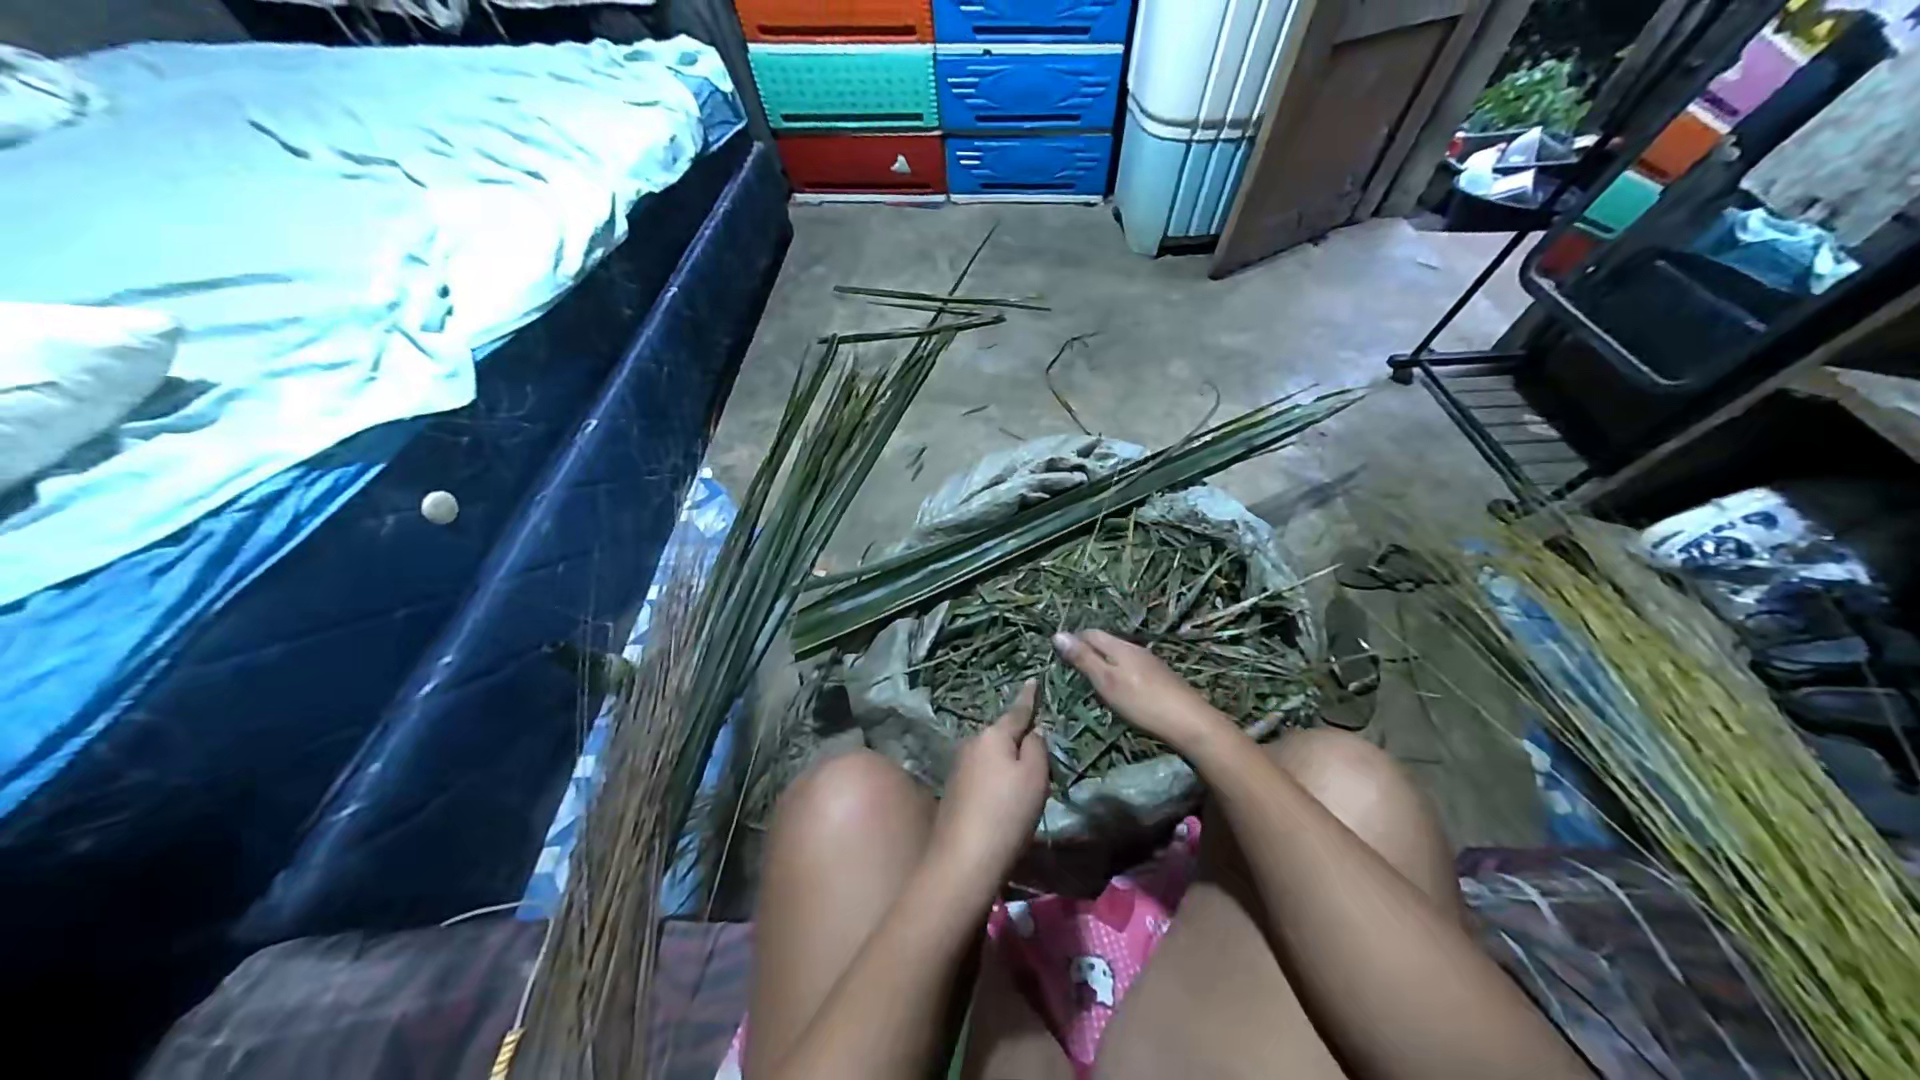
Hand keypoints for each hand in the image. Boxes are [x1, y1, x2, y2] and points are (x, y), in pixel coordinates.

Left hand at [930, 680, 1048, 889]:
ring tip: (1024, 780)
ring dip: (1006, 761)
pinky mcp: (954, 791)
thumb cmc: (1006, 812)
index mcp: (992, 735)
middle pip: (1002, 734)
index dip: (1028, 697)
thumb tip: (1031, 732)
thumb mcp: (1035, 776)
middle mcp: (971, 744)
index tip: (1032, 680)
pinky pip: (982, 773)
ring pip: (991, 755)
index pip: (1017, 711)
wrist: (964, 859)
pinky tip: (1003, 798)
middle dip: (1018, 738)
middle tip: (1040, 750)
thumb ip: (1037, 747)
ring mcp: (959, 767)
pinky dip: (995, 778)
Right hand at [1052, 630, 1236, 753]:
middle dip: (1087, 649)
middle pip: (1105, 641)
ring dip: (1103, 661)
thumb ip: (1083, 658)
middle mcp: (1135, 648)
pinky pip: (1131, 667)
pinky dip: (1118, 672)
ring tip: (1090, 679)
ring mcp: (1150, 663)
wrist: (1189, 722)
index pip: (1090, 632)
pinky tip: (1118, 688)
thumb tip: (1057, 634)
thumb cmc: (1141, 702)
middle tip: (1071, 668)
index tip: (1058, 654)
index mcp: (1119, 646)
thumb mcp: (1106, 681)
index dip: (1073, 639)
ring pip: (1119, 655)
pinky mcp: (1159, 677)